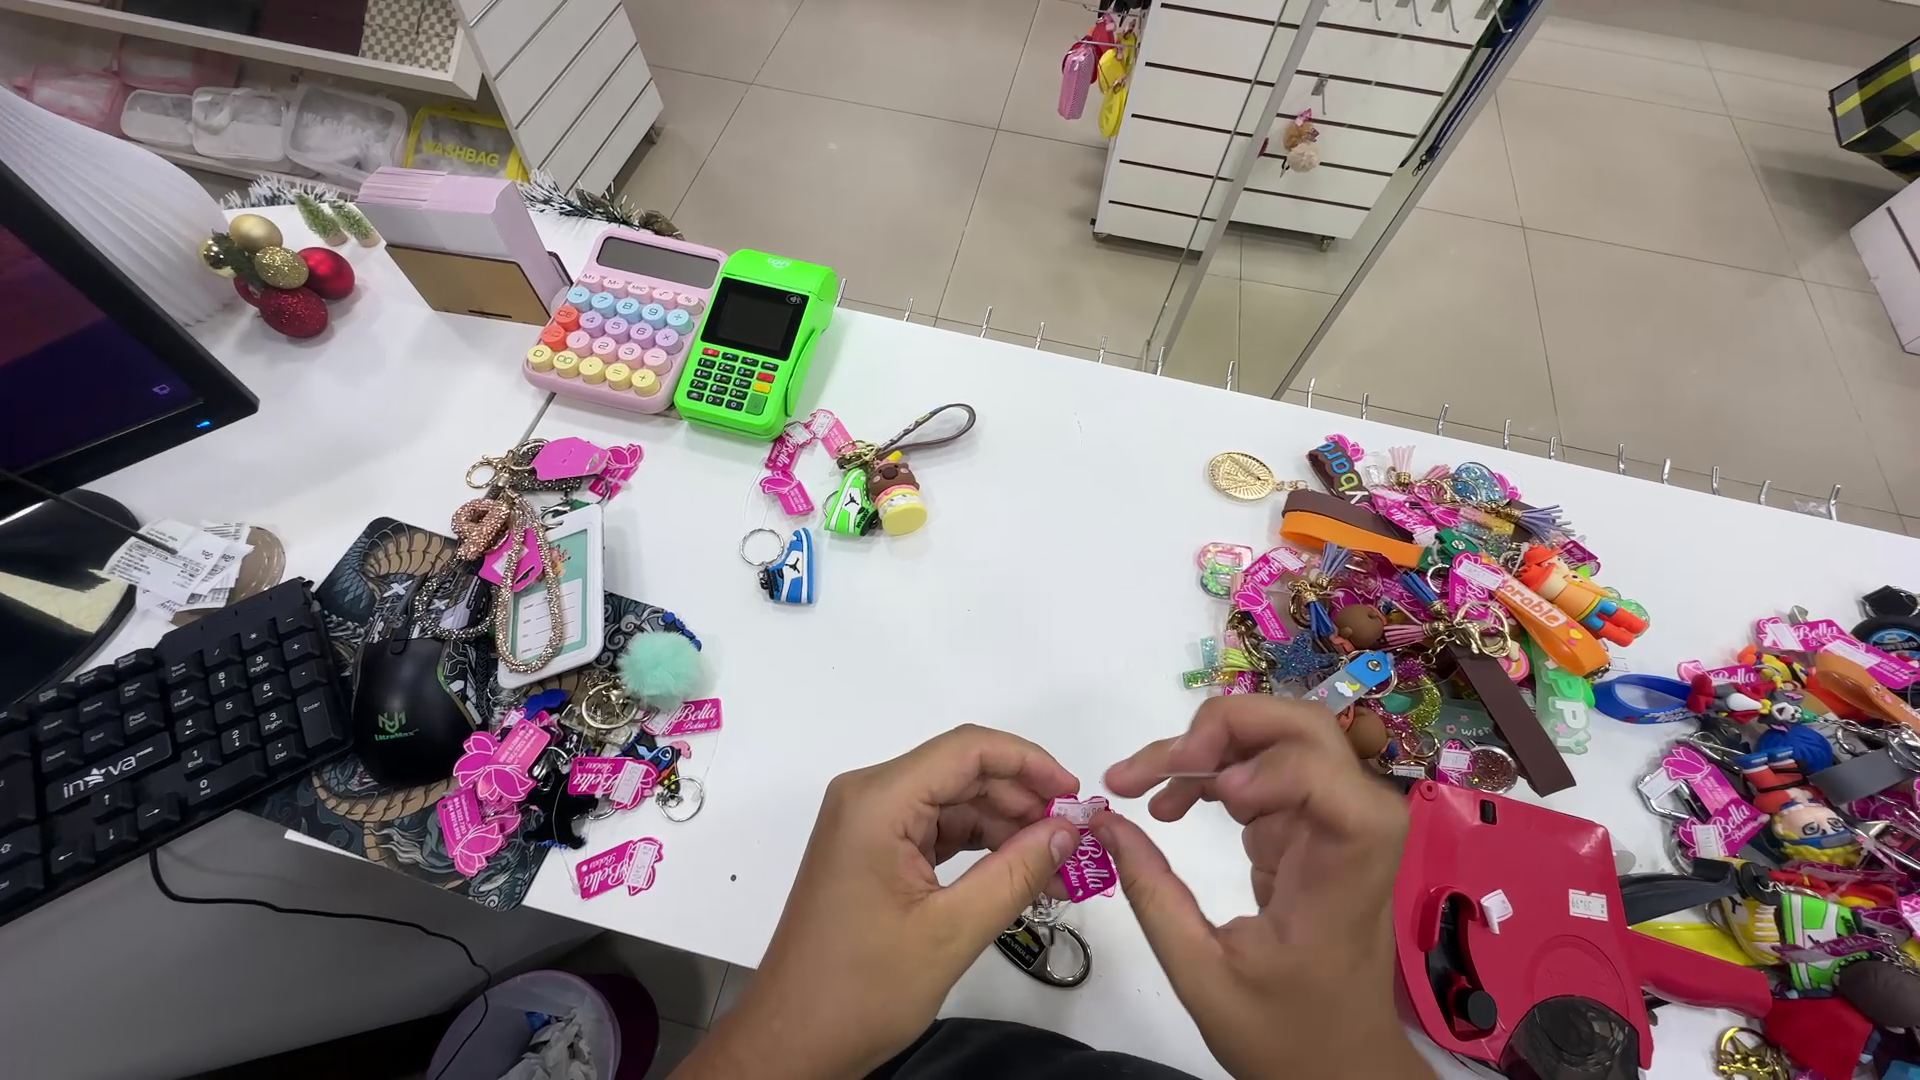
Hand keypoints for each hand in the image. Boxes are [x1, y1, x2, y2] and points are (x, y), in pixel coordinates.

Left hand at [674, 725, 1080, 1079]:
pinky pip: (938, 828)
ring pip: (955, 801)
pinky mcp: (876, 847)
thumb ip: (1016, 873)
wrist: (792, 1042)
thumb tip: (1068, 830)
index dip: (1028, 763)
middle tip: (1074, 838)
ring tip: (1058, 863)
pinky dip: (980, 846)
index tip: (1073, 795)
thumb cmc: (859, 989)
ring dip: (1006, 827)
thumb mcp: (950, 932)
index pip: (966, 750)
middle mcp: (870, 796)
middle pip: (962, 773)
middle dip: (1022, 801)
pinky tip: (1019, 870)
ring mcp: (870, 821)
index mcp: (878, 799)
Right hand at [1100, 696, 1431, 1079]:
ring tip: (1145, 783)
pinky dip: (1206, 772)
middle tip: (1162, 764)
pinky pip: (1253, 768)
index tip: (1216, 798)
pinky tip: (1170, 804)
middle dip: (1224, 727)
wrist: (1341, 1066)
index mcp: (1343, 870)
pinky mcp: (1301, 825)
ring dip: (1205, 745)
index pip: (1329, 777)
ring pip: (1272, 736)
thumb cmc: (1284, 1036)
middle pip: (1301, 728)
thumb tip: (1102, 819)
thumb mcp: (1201, 974)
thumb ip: (1150, 892)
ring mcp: (1324, 820)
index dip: (1273, 766)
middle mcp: (1346, 828)